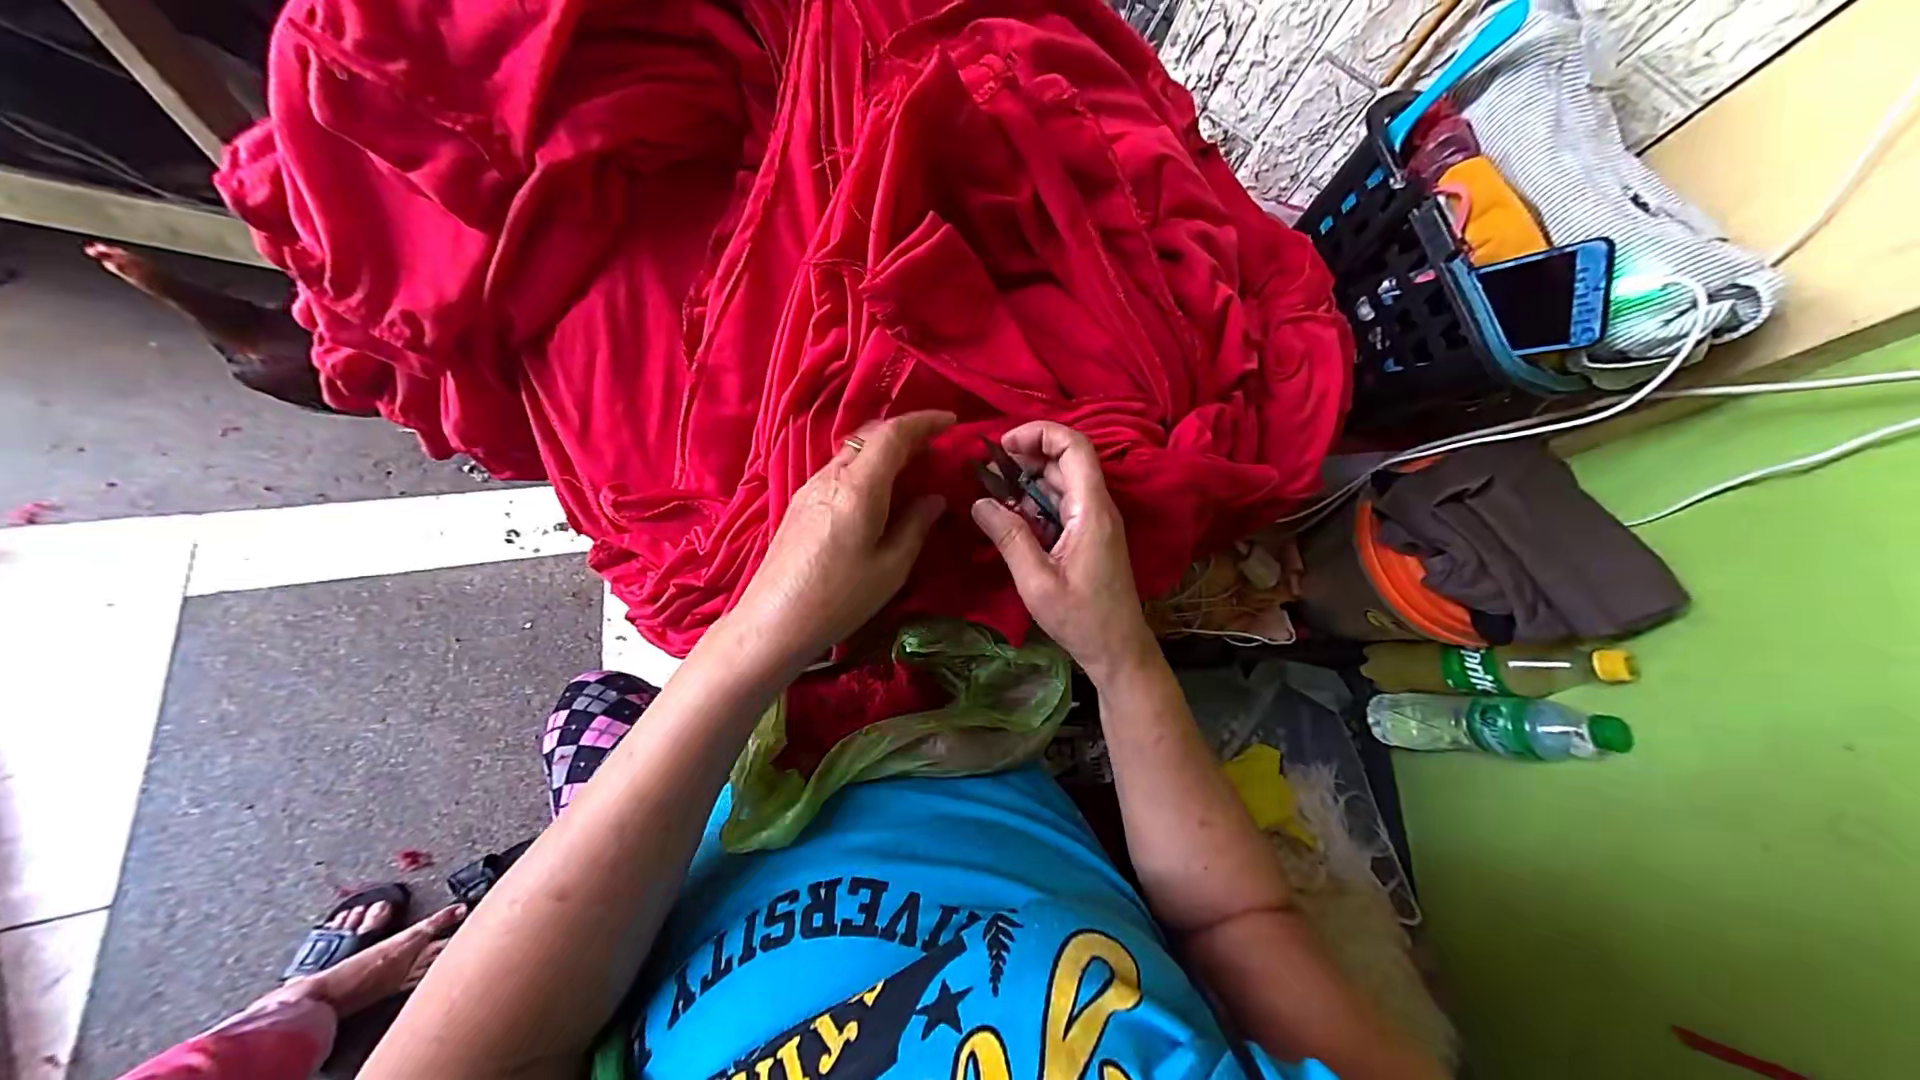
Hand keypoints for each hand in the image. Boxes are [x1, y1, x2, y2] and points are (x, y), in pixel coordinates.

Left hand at [716, 410, 954, 677]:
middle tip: (936, 448)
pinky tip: (878, 493)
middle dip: (906, 433)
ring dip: (884, 451)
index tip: (951, 421)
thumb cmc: (839, 598)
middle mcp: (831, 477)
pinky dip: (867, 468)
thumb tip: (934, 498)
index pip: (893, 434)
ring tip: (912, 470)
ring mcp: (810, 488)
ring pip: (853, 452)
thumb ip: (916, 526)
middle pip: (870, 437)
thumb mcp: (890, 567)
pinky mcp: (800, 504)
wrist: (773, 622)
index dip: (924, 421)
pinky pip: (840, 470)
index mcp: (858, 487)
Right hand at [970, 421, 1158, 684]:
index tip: (1003, 446)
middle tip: (986, 475)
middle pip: (1064, 461)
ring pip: (1060, 483)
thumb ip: (1009, 537)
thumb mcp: (1037, 581)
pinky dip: (1034, 505)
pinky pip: (1060, 506)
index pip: (1074, 446)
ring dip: (1026, 483)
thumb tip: (979, 502)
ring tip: (992, 497)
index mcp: (1092, 510)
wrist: (1117, 650)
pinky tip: (1011, 521)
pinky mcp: (1088, 535)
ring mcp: (1094, 521)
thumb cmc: (1082, 618)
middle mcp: (1097, 507)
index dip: (1039, 434)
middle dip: (1024, 459)